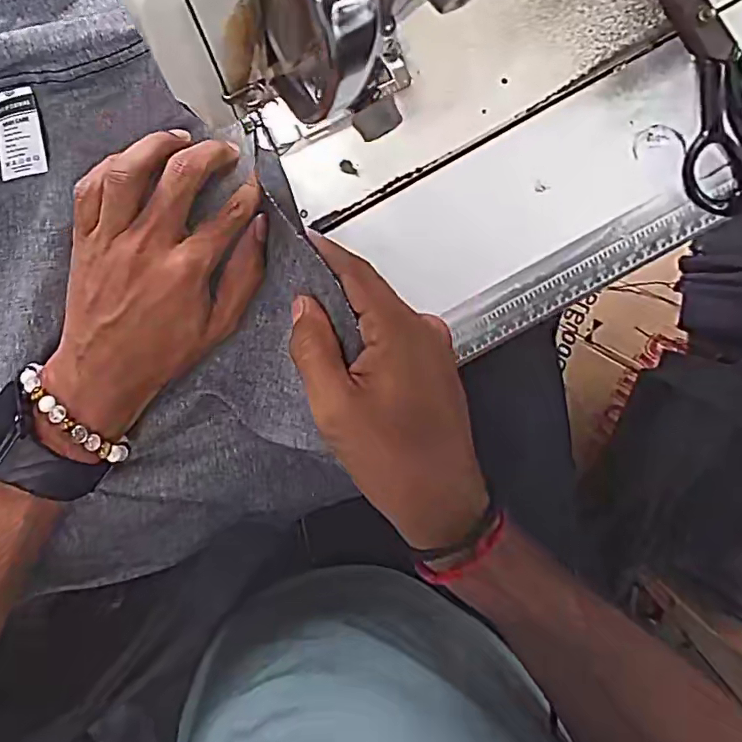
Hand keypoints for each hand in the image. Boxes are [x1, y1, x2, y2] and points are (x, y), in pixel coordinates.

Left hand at [40, 129, 267, 460]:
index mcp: (184, 271)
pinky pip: (89, 188)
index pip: (226, 214)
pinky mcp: (84, 239)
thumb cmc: (157, 354)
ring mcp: (110, 240)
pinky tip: (130, 160)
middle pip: (180, 177)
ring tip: (177, 139)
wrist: (99, 373)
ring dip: (156, 145)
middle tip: (222, 152)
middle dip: (210, 154)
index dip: (247, 191)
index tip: (252, 183)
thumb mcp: (218, 326)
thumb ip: (245, 276)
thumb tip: (258, 230)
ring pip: (128, 171)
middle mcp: (146, 248)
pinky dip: (109, 165)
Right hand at [288, 233, 489, 549]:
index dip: (328, 253)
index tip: (307, 238)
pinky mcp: (435, 365)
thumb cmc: (395, 461)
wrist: (442, 502)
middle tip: (299, 282)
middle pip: (370, 291)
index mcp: (400, 332)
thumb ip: (313, 347)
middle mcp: (424, 332)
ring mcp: (434, 348)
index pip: (358, 274)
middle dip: (333, 283)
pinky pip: (395, 332)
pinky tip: (347, 350)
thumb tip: (304, 307)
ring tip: (315, 321)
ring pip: (382, 313)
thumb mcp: (334, 405)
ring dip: (349, 311)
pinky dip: (367, 331)